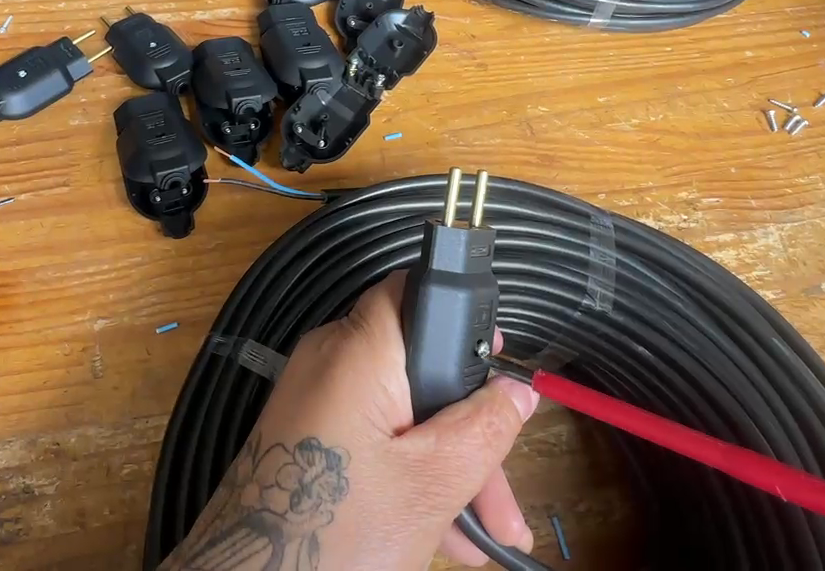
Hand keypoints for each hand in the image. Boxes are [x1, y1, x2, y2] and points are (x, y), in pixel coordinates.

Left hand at [161, 273, 539, 570]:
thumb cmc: (335, 528)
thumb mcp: (428, 484)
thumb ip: (481, 430)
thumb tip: (516, 391)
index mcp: (357, 350)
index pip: (412, 290)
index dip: (462, 314)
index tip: (500, 365)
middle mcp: (331, 358)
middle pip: (417, 366)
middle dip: (468, 428)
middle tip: (503, 499)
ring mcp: (316, 394)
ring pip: (399, 408)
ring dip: (446, 462)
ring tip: (486, 533)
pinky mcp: (308, 428)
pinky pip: (372, 432)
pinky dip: (407, 468)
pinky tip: (444, 531)